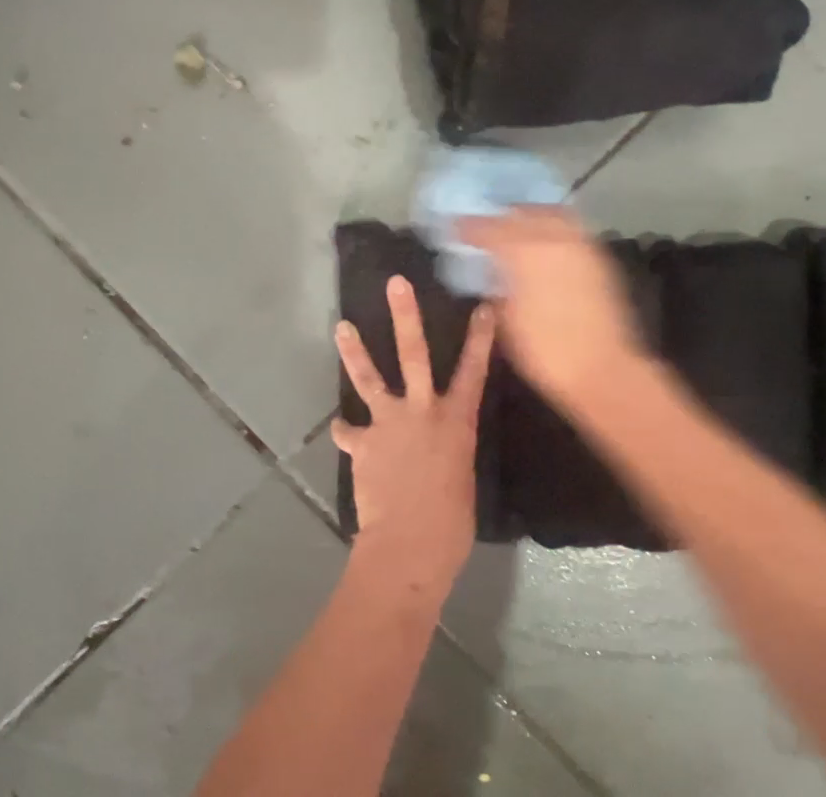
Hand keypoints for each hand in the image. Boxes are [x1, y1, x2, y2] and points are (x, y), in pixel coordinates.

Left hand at [334, 275, 494, 592]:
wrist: (411, 542)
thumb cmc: (452, 521)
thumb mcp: (462, 476)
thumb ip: (449, 450)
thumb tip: (438, 450)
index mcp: (457, 420)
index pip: (475, 369)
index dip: (481, 336)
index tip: (483, 305)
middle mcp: (423, 411)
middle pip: (414, 353)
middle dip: (405, 315)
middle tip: (394, 283)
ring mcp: (390, 423)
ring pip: (370, 377)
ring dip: (354, 351)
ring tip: (341, 326)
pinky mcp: (364, 443)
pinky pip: (349, 433)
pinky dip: (346, 431)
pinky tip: (341, 430)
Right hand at [458, 207, 647, 408]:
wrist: (603, 370)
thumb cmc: (546, 352)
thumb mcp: (507, 321)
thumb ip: (497, 286)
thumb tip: (492, 269)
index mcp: (524, 253)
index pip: (489, 228)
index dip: (468, 226)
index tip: (455, 227)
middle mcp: (553, 239)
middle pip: (521, 213)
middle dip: (501, 216)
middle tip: (486, 224)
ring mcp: (580, 246)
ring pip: (550, 215)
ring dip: (529, 217)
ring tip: (516, 227)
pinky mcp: (599, 258)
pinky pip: (570, 230)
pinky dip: (553, 228)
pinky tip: (545, 242)